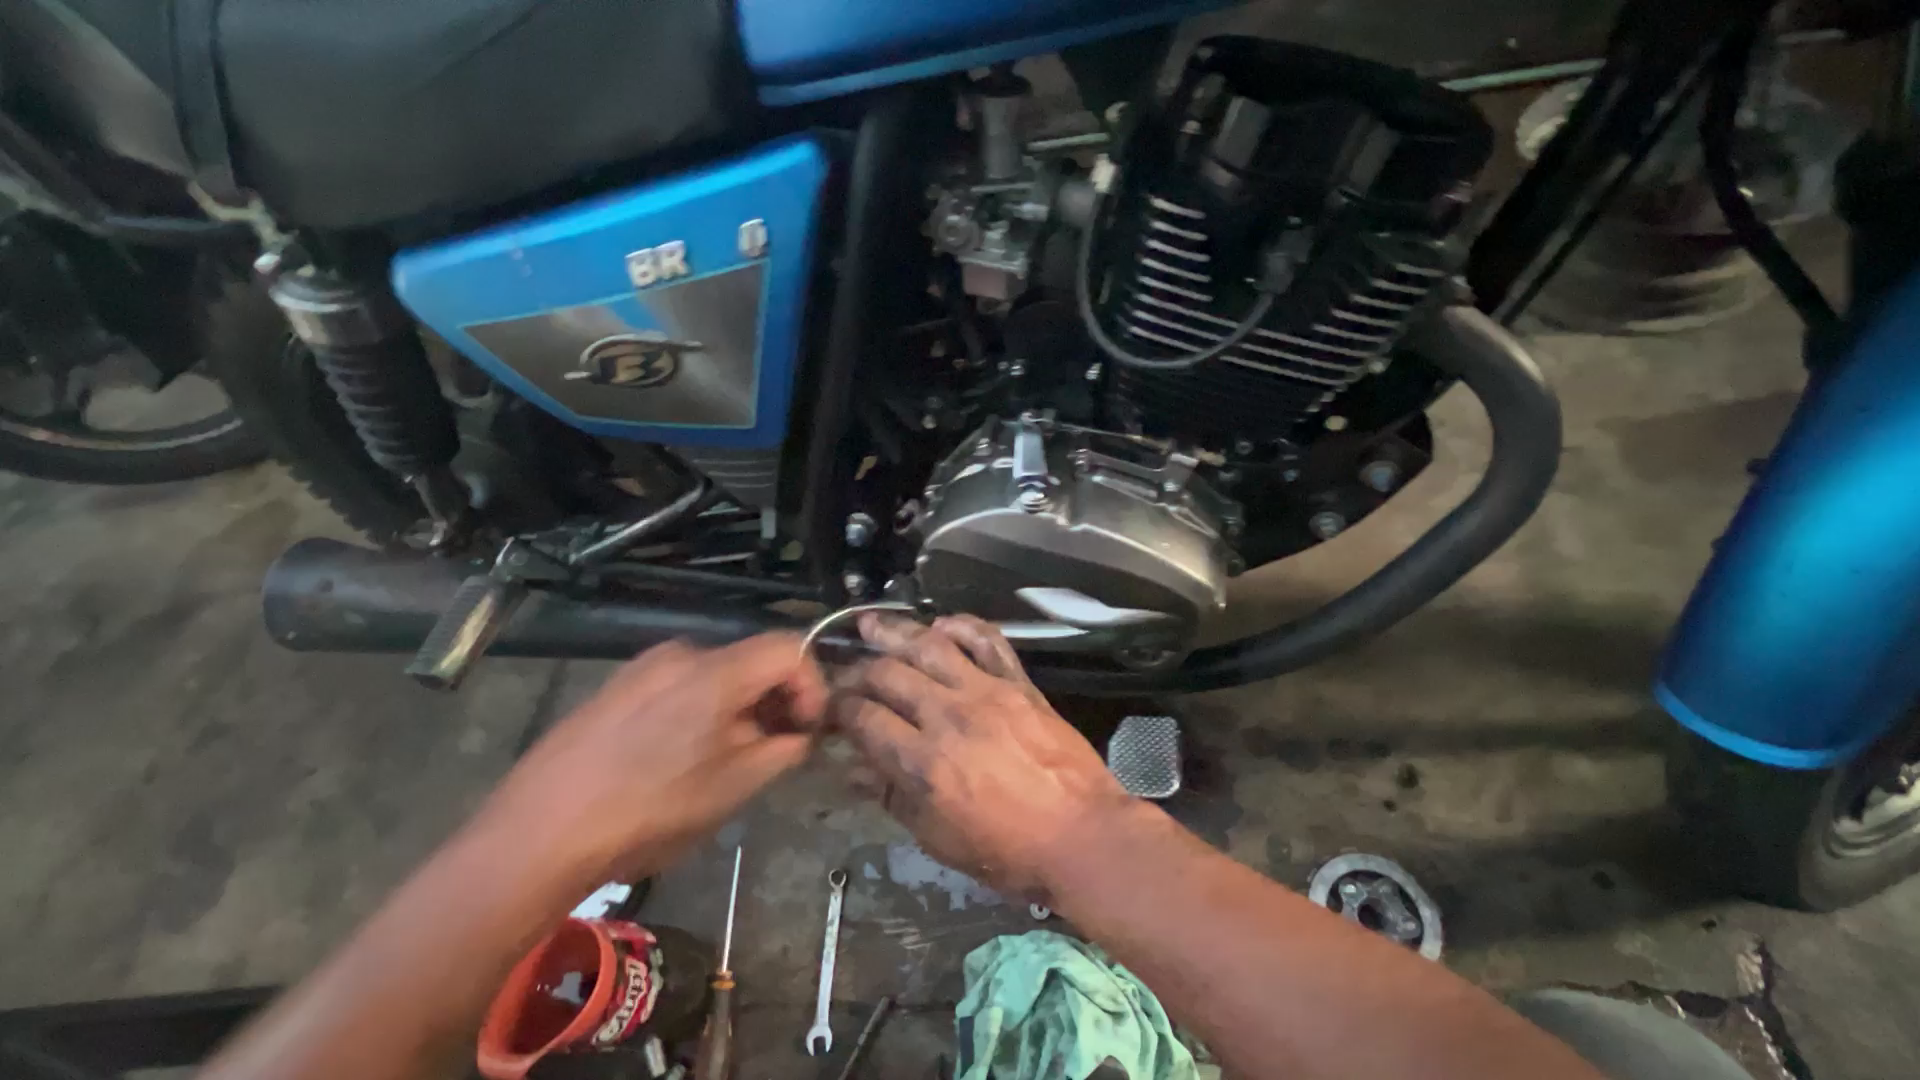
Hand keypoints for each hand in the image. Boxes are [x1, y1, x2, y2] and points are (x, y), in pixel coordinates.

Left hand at [478, 634, 827, 884]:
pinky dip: (700, 713)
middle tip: (775, 752)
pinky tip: (679, 761)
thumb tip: (798, 734)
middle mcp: (678, 654)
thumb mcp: (733, 788)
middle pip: (751, 661)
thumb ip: (781, 750)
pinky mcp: (613, 689)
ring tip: (726, 763)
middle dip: (775, 701)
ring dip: (738, 709)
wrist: (539, 832)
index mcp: (715, 670)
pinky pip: (677, 687)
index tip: (808, 731)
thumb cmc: (648, 810)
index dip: (813, 686)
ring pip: (714, 676)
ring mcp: (640, 668)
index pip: (790, 648)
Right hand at [831, 614, 1131, 897]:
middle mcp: (948, 716)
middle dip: (857, 672)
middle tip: (845, 675)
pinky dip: (961, 625)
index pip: (864, 718)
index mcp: (924, 763)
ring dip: (896, 631)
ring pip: (930, 646)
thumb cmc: (1009, 852)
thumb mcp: (938, 838)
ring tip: (871, 623)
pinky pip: (987, 641)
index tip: (829, 709)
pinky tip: (941, 623)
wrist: (1084, 836)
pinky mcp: (1020, 683)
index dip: (838, 710)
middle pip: (888, 675)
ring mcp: (987, 693)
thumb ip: (893, 797)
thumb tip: (854, 770)